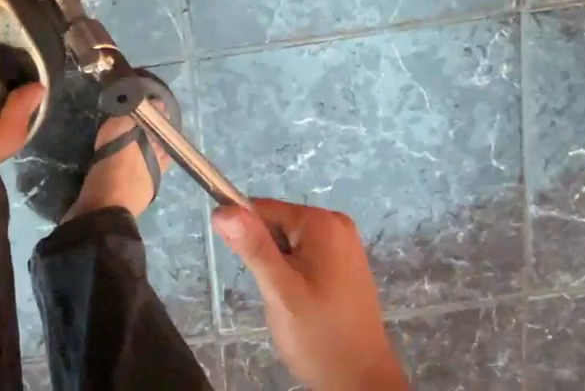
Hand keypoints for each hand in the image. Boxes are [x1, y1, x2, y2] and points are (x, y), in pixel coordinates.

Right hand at [214, 198, 406, 390]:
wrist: (362, 385)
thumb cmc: (320, 337)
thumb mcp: (280, 291)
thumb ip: (253, 247)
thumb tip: (221, 210)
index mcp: (321, 223)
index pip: (261, 210)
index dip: (250, 240)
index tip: (256, 273)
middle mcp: (336, 224)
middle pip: (275, 224)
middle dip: (268, 256)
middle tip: (278, 292)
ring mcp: (344, 244)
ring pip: (286, 242)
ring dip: (280, 268)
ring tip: (292, 300)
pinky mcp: (345, 263)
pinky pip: (304, 255)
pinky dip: (296, 275)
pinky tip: (306, 302)